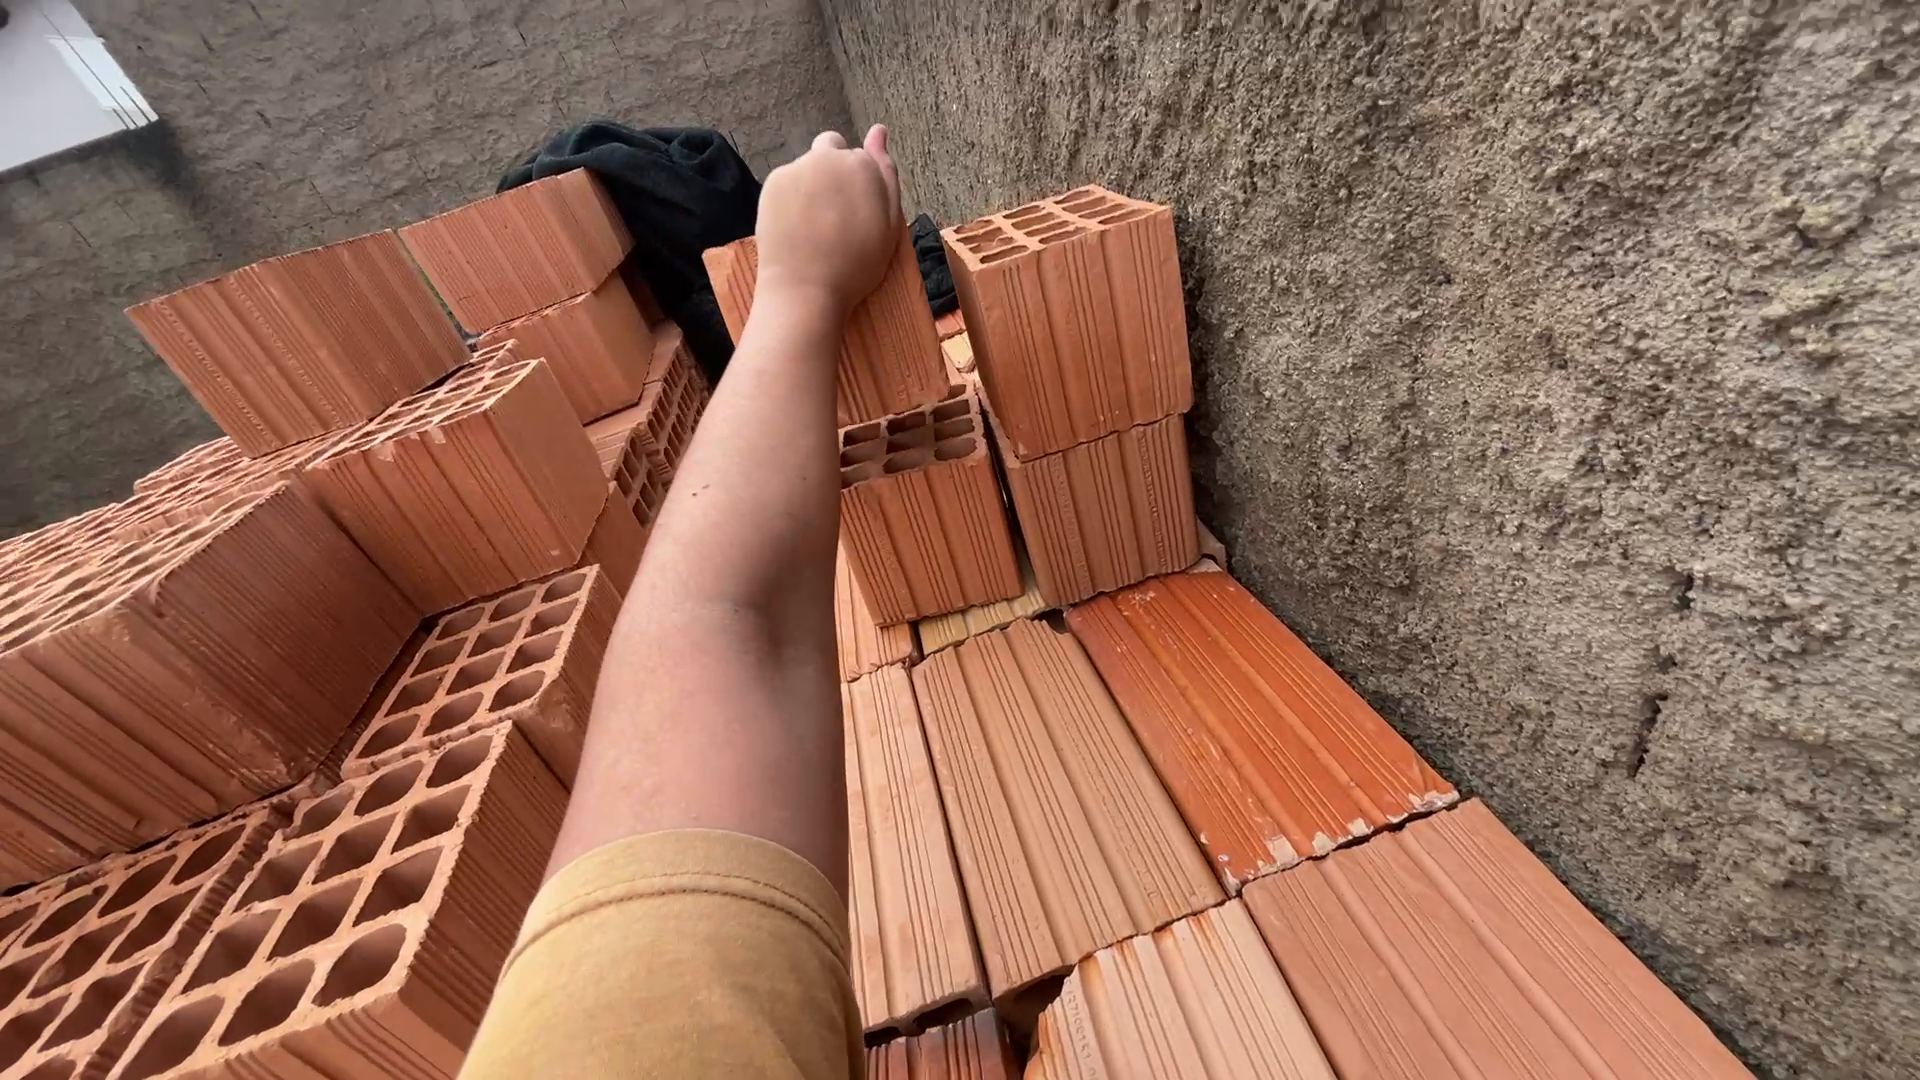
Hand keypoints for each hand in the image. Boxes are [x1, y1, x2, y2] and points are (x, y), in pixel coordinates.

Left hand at [756, 125, 903, 317]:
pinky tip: (797, 227)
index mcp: (861, 165)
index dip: (863, 187)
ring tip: (815, 225)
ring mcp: (797, 167)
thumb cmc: (856, 266)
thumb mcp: (888, 226)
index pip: (864, 159)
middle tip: (836, 215)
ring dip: (814, 184)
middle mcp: (828, 157)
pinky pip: (788, 182)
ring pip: (809, 165)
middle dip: (835, 171)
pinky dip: (793, 197)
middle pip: (833, 149)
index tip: (859, 215)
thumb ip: (886, 173)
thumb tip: (878, 129)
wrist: (806, 290)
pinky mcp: (773, 183)